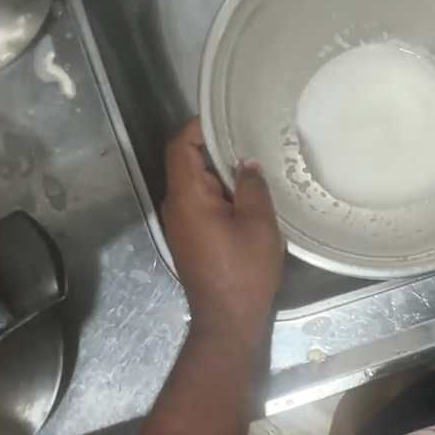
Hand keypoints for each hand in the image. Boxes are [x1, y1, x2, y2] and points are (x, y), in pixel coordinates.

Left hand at [161, 121, 283, 336]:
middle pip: (188, 164)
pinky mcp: (192, 239)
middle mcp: (176, 207)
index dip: (197, 127)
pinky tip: (248, 201)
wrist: (228, 318)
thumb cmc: (245, 270)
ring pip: (198, 187)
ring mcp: (181, 225)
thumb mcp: (258, 223)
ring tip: (256, 170)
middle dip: (217, 151)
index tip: (223, 117)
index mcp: (187, 197)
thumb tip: (245, 163)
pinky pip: (202, 205)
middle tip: (251, 142)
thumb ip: (251, 186)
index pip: (180, 147)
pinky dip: (222, 196)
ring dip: (222, 176)